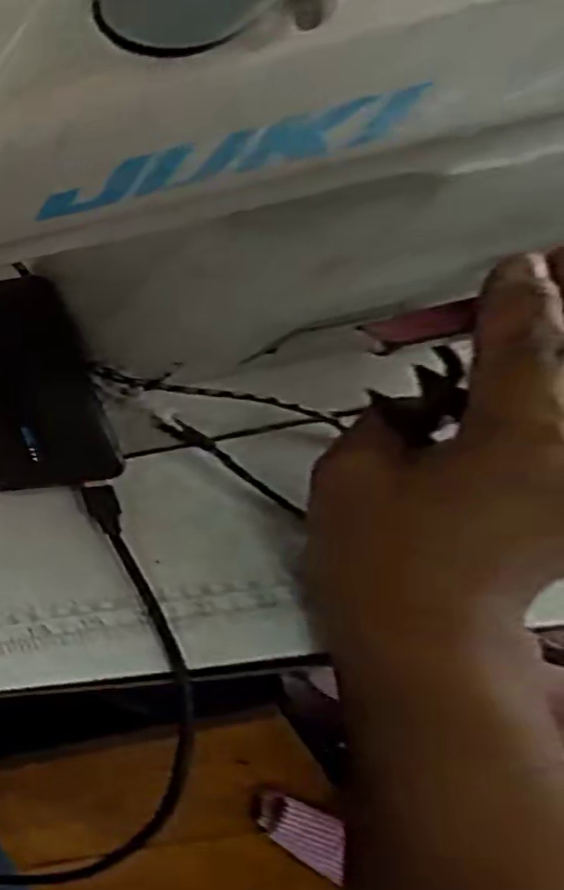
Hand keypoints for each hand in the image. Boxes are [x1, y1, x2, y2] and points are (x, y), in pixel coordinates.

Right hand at [307, 249, 563, 650]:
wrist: (423, 625)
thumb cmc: (376, 552)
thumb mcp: (348, 475)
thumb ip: (384, 424)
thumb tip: (412, 406)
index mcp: (522, 434)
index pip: (525, 346)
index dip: (520, 299)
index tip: (522, 264)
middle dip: (562, 323)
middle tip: (551, 284)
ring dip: (545, 370)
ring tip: (519, 350)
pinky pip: (556, 436)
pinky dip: (538, 408)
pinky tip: (510, 399)